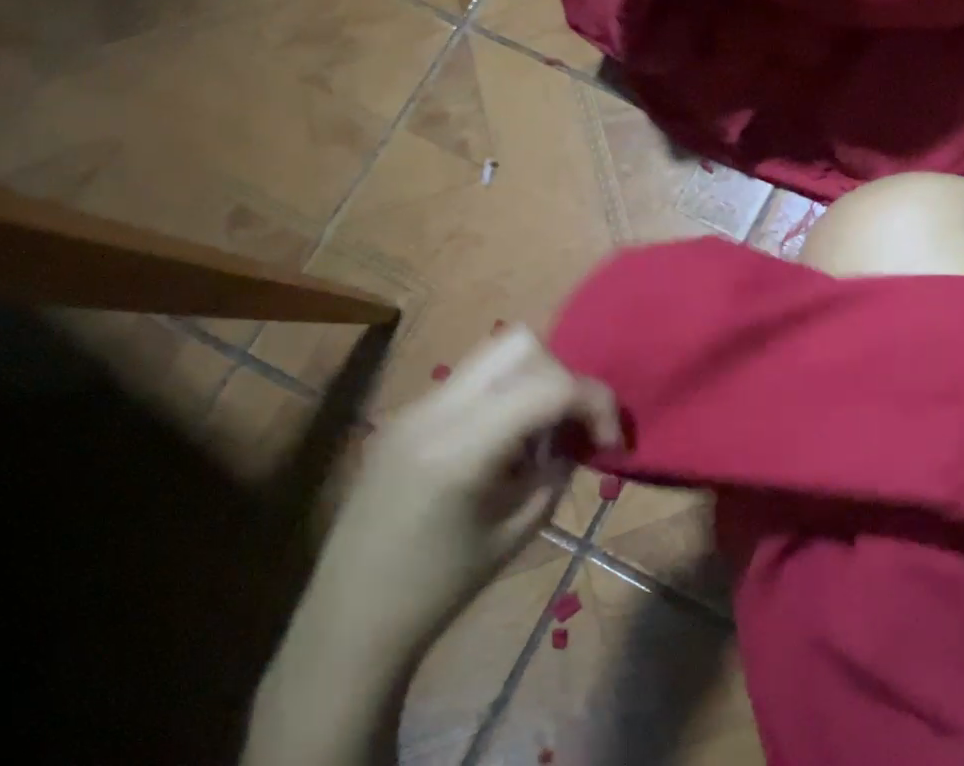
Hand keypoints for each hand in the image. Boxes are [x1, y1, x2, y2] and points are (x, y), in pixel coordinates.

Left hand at [244, 328, 618, 765]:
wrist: (352, 618)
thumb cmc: (443, 586)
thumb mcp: (522, 527)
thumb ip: (558, 466)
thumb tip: (581, 432)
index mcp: (461, 449)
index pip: (551, 386)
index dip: (597, 402)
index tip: (611, 442)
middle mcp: (433, 413)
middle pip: (519, 344)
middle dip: (565, 376)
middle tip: (575, 425)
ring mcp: (412, 409)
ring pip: (494, 354)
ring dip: (535, 380)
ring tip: (541, 434)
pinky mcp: (405, 416)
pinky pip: (471, 381)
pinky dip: (507, 395)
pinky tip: (507, 445)